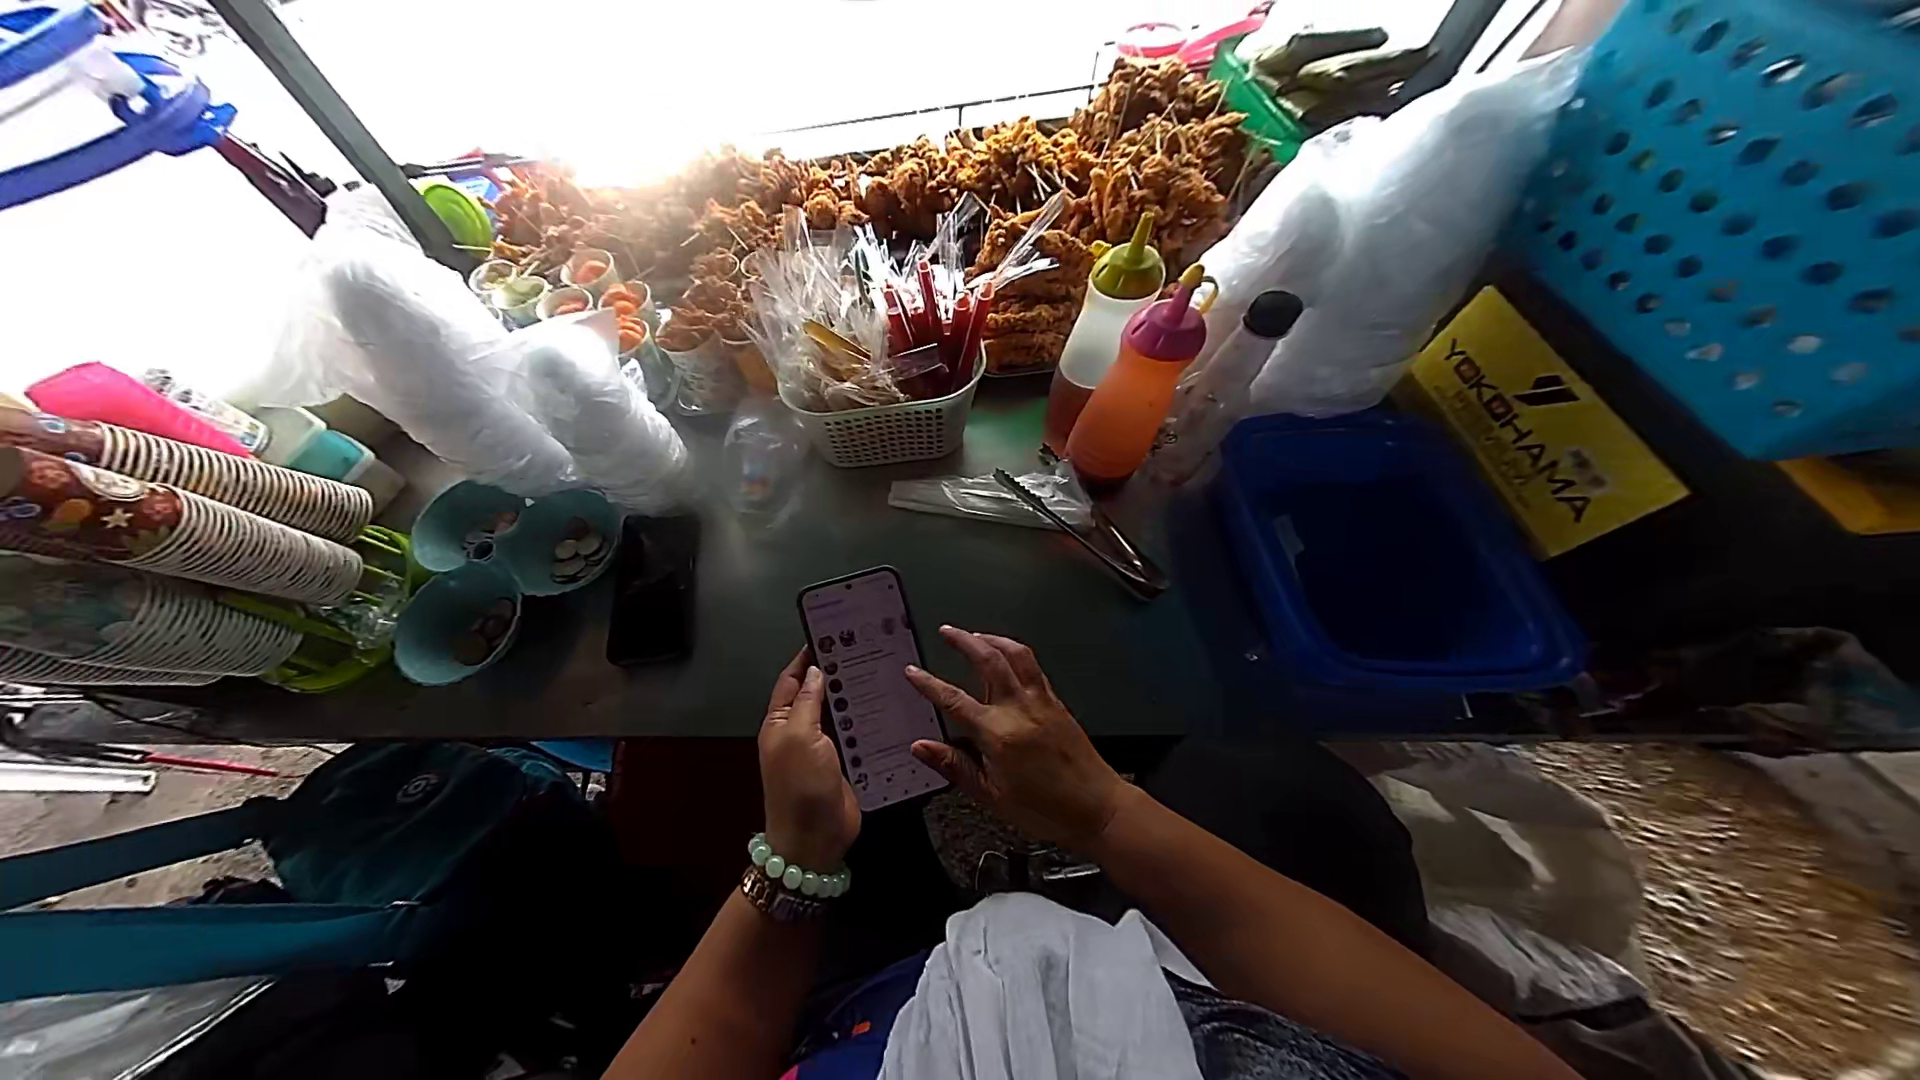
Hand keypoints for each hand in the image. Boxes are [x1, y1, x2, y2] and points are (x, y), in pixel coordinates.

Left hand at [759, 648, 859, 869]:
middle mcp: (800, 730)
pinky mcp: (846, 761)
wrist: (815, 840)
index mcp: (781, 722)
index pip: (792, 680)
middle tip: (864, 648)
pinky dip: (869, 718)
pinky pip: (857, 732)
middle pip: (818, 693)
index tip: (829, 634)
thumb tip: (816, 671)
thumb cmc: (800, 786)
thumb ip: (808, 702)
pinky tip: (888, 704)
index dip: (807, 658)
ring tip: (881, 669)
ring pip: (841, 711)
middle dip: (836, 672)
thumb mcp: (800, 737)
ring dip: (856, 694)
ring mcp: (824, 747)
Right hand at [904, 627, 1128, 850]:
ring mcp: (1041, 701)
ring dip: (992, 638)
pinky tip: (1010, 654)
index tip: (914, 672)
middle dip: (963, 640)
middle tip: (947, 631)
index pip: (954, 700)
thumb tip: (923, 748)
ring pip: (1015, 654)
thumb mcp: (991, 796)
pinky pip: (1034, 666)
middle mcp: (1020, 709)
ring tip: (975, 634)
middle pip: (987, 660)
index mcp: (998, 734)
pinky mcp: (1056, 702)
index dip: (929, 684)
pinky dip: (1017, 651)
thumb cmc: (1047, 808)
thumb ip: (954, 766)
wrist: (1097, 808)